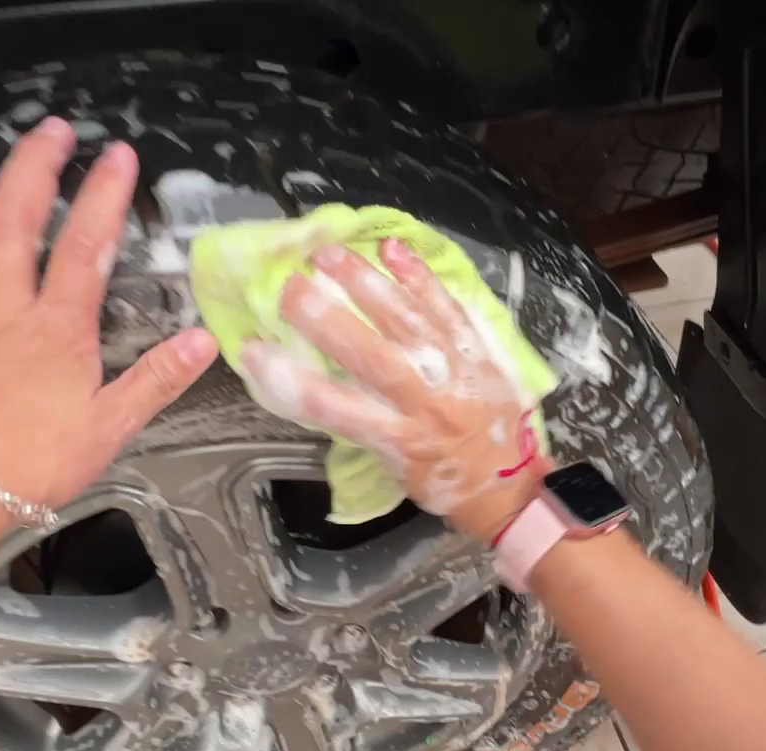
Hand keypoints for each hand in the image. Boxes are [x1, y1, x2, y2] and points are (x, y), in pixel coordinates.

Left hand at [0, 117, 218, 511]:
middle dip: (33, 171)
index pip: (85, 250)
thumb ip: (158, 378)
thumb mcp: (115, 425)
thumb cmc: (40, 462)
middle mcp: (4, 313)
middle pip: (13, 227)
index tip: (118, 155)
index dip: (103, 198)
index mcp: (58, 330)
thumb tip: (204, 339)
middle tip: (50, 129)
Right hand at [241, 240, 545, 542]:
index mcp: (402, 441)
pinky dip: (421, 278)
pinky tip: (393, 250)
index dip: (291, 381)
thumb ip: (365, 429)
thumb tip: (322, 389)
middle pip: (372, 356)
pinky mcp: (478, 352)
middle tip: (290, 286)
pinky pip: (448, 310)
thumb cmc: (445, 482)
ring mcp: (456, 373)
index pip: (337, 410)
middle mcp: (427, 404)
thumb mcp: (397, 469)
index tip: (253, 352)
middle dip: (328, 319)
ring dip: (367, 284)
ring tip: (329, 254)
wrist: (512, 486)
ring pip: (409, 323)